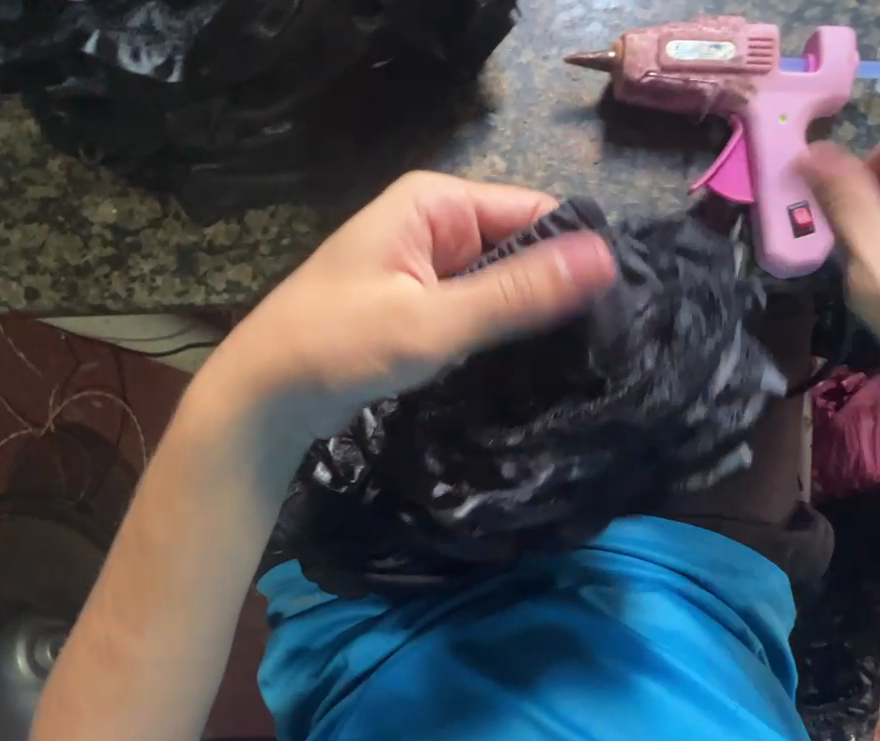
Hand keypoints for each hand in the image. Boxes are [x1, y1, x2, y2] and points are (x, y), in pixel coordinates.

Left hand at [200, 171, 617, 442]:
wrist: (264, 397)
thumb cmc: (337, 347)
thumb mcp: (431, 320)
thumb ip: (516, 293)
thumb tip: (606, 259)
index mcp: (435, 203)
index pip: (532, 212)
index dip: (573, 255)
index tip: (615, 309)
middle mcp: (431, 226)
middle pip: (516, 249)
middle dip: (550, 292)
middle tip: (601, 347)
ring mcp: (422, 271)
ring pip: (496, 286)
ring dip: (524, 320)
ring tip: (575, 362)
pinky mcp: (415, 311)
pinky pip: (471, 315)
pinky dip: (494, 338)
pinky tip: (525, 369)